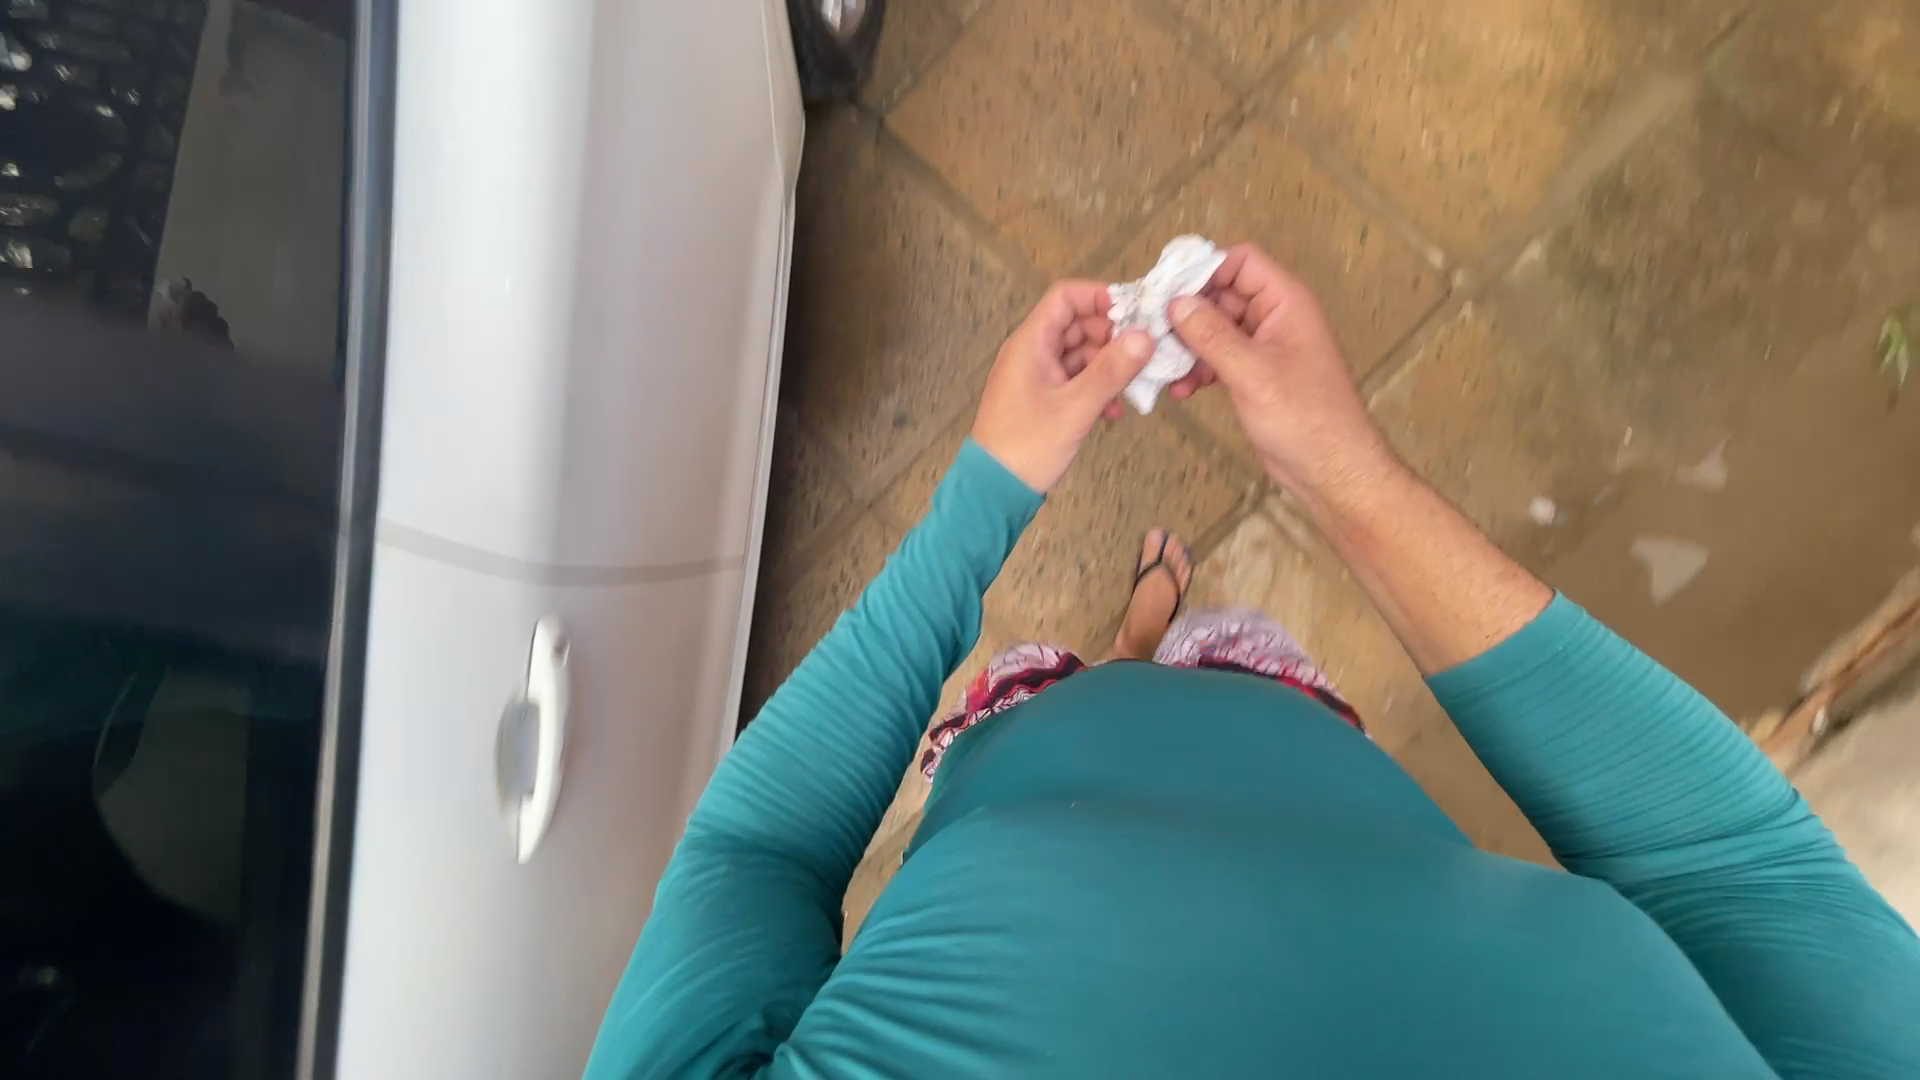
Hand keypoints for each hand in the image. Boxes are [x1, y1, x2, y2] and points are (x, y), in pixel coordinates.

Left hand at [971, 281, 1155, 492]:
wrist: (994, 490)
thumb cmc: (1027, 446)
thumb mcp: (1074, 408)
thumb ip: (1111, 371)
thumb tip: (1146, 336)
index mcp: (1030, 344)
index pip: (1065, 297)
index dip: (1100, 297)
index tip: (1135, 313)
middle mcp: (1031, 354)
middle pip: (1077, 325)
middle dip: (1112, 336)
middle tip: (1144, 353)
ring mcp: (1036, 378)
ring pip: (1079, 356)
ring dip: (1108, 367)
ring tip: (1135, 386)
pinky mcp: (1042, 401)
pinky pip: (1073, 382)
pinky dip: (1095, 389)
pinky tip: (1115, 412)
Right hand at [1167, 244, 1397, 499]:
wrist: (1328, 467)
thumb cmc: (1303, 417)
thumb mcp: (1252, 372)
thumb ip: (1211, 335)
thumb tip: (1176, 303)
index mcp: (1285, 303)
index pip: (1241, 263)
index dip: (1204, 270)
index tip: (1166, 292)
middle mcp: (1274, 318)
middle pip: (1222, 295)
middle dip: (1187, 313)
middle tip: (1152, 333)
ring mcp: (1263, 348)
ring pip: (1215, 330)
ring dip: (1188, 347)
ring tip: (1164, 368)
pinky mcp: (1253, 375)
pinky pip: (1218, 359)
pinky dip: (1198, 370)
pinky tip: (1180, 390)